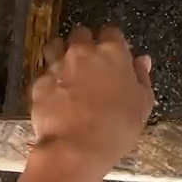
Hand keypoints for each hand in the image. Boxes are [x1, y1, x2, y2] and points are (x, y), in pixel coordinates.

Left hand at [31, 25, 154, 178]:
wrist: (76, 148)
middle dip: (85, 45)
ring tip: (67, 72)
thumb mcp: (142, 105)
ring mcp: (57, 66)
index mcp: (112, 53)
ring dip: (61, 53)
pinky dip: (49, 81)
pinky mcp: (39, 83)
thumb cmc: (117, 128)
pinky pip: (43, 75)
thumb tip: (142, 60)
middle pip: (81, 34)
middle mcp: (83, 52)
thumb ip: (142, 78)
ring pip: (55, 46)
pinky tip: (55, 96)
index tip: (114, 57)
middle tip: (90, 65)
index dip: (113, 44)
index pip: (112, 33)